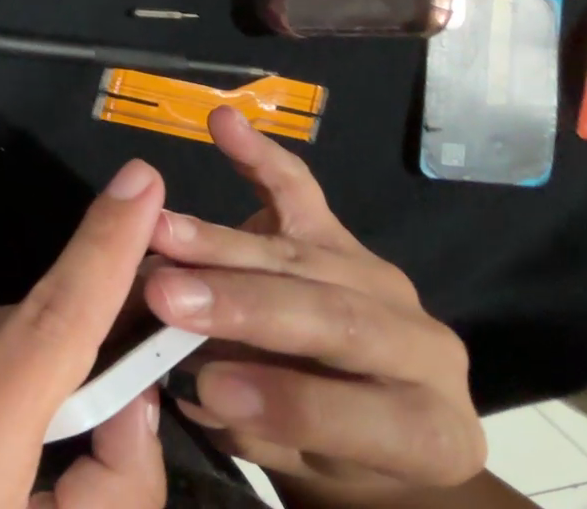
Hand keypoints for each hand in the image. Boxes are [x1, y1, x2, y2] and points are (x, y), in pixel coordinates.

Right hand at [143, 108, 485, 506]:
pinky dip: (260, 157)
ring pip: (300, 254)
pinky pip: (301, 191)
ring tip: (158, 230)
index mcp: (428, 430)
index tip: (206, 389)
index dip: (287, 400)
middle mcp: (420, 346)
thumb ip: (250, 424)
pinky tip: (222, 123)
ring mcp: (378, 279)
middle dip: (241, 303)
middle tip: (164, 294)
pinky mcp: (339, 236)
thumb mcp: (292, 462)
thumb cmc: (324, 449)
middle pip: (331, 317)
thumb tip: (188, 379)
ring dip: (222, 240)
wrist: (373, 415)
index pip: (364, 416)